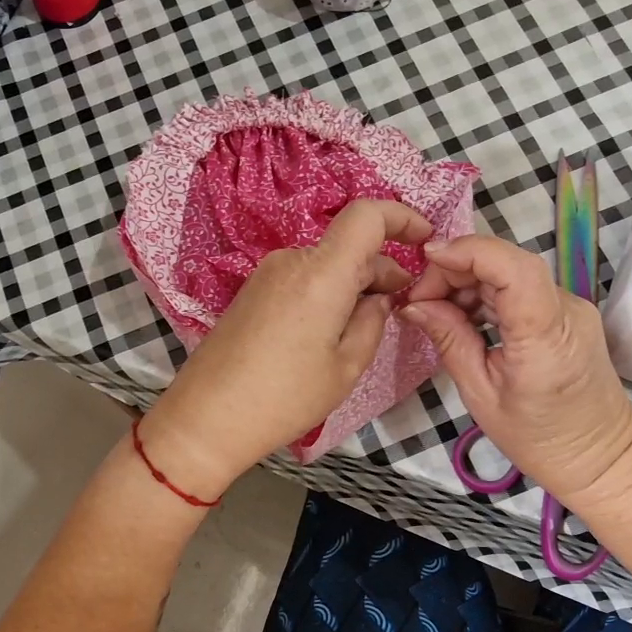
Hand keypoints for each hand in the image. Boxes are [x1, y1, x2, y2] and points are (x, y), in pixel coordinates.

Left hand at [142, 200, 432, 497]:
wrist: (207, 417)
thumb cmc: (284, 397)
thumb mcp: (346, 367)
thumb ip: (372, 322)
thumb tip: (380, 297)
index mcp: (322, 272)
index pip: (367, 215)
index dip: (402, 217)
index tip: (425, 238)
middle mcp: (292, 260)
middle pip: (348, 245)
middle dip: (382, 268)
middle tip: (402, 305)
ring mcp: (267, 274)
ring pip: (325, 264)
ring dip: (353, 284)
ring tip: (365, 327)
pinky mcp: (252, 292)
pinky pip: (302, 278)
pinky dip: (326, 292)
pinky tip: (330, 331)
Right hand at [398, 235, 631, 499]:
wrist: (599, 454)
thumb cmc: (538, 438)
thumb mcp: (480, 395)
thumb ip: (450, 340)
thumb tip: (414, 305)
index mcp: (544, 337)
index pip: (512, 269)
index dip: (467, 253)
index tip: (426, 261)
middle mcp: (565, 310)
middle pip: (507, 264)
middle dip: (456, 270)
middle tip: (419, 299)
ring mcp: (570, 308)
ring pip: (511, 273)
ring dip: (467, 282)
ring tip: (434, 311)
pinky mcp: (566, 313)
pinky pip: (520, 289)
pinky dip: (485, 294)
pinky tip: (461, 316)